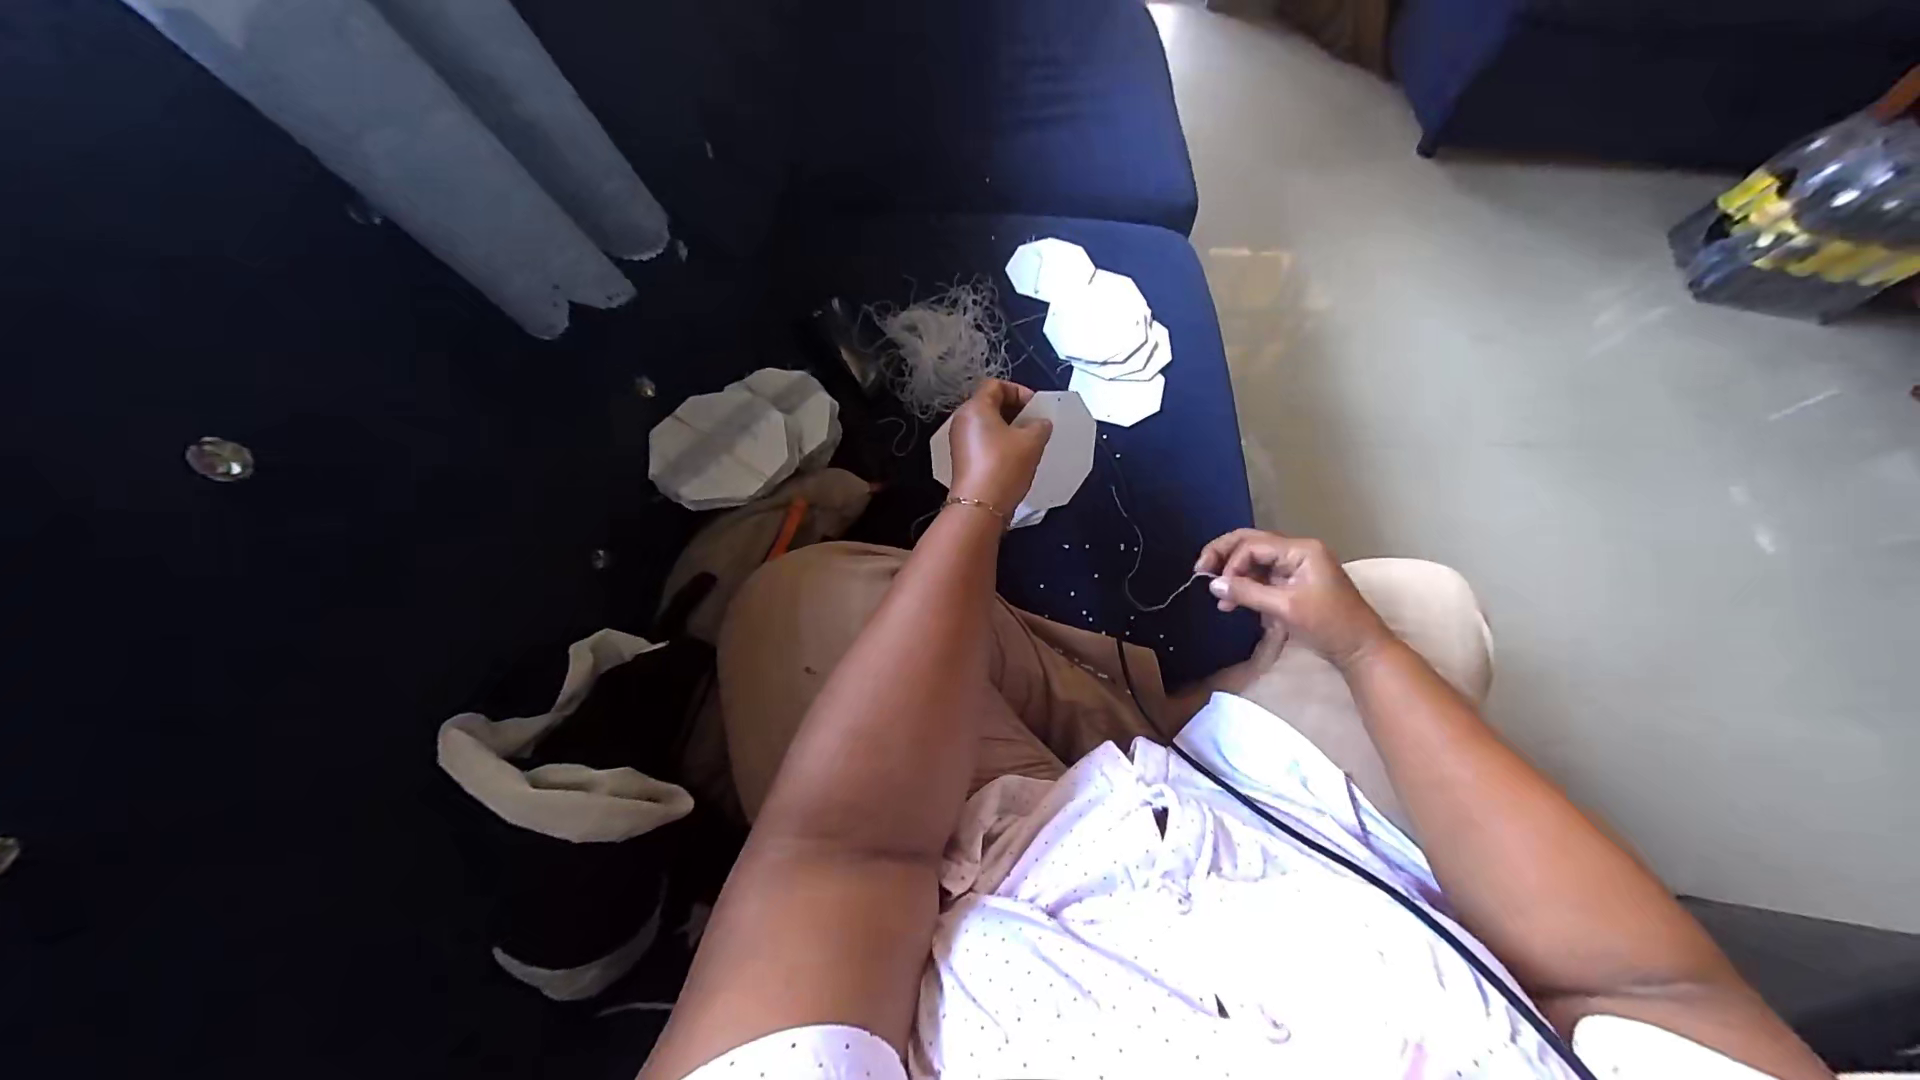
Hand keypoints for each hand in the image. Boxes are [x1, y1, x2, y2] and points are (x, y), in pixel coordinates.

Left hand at [947, 379, 1051, 515]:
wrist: (980, 507)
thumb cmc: (1004, 466)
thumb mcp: (1031, 441)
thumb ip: (1040, 425)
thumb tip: (1040, 423)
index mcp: (975, 407)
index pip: (996, 384)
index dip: (1019, 391)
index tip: (1036, 407)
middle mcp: (962, 420)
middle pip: (990, 404)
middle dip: (1015, 410)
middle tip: (1035, 423)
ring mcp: (959, 441)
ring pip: (987, 424)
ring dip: (1009, 428)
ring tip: (1029, 441)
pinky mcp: (962, 460)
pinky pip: (983, 441)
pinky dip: (999, 443)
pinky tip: (1015, 457)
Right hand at [1195, 530, 1392, 670]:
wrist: (1361, 650)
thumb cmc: (1329, 625)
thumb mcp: (1285, 608)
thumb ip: (1247, 592)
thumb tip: (1212, 584)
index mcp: (1301, 550)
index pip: (1253, 545)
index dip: (1231, 564)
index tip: (1219, 588)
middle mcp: (1297, 551)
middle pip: (1250, 543)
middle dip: (1224, 556)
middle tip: (1200, 571)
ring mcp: (1295, 566)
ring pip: (1253, 560)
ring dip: (1233, 574)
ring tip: (1219, 596)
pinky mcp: (1293, 582)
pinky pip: (1261, 576)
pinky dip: (1245, 586)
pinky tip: (1232, 602)